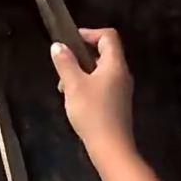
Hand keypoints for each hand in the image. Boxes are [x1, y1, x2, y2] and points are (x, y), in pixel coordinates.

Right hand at [51, 27, 133, 156]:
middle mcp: (122, 74)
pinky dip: (87, 86)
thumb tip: (58, 45)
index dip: (89, 33)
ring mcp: (121, 89)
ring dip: (81, 73)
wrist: (110, 147)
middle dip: (80, 56)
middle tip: (63, 67)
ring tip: (64, 88)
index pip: (108, 36)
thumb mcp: (74, 85)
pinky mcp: (117, 103)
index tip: (70, 40)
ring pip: (100, 71)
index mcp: (115, 64)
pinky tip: (74, 100)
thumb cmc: (92, 112)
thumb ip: (65, 63)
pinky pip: (102, 85)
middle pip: (104, 53)